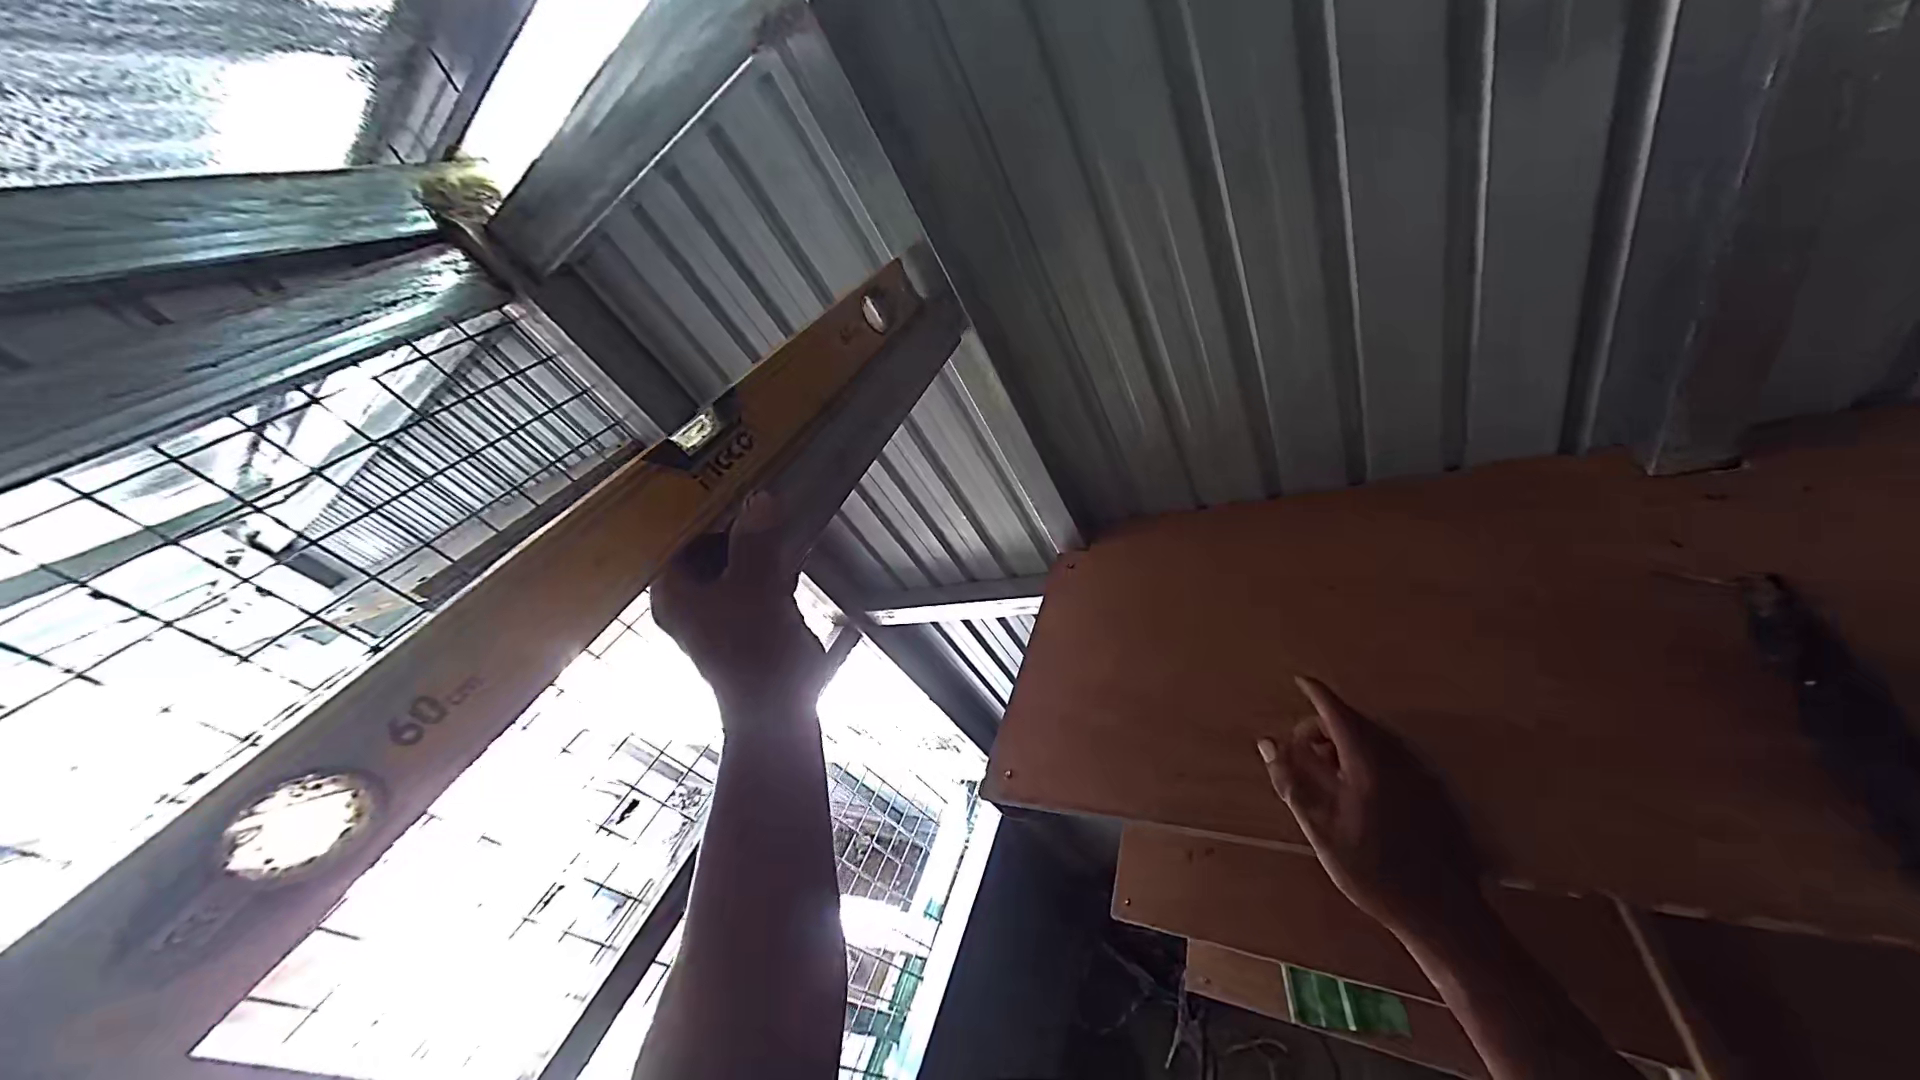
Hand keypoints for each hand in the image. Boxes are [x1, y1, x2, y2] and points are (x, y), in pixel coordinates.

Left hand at [653, 492, 825, 714]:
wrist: (779, 707)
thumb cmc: (754, 651)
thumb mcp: (756, 586)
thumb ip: (756, 541)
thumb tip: (761, 498)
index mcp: (673, 594)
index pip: (678, 537)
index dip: (702, 512)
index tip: (731, 486)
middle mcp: (689, 602)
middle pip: (707, 548)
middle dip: (735, 526)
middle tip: (760, 499)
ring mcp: (719, 613)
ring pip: (732, 564)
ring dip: (754, 544)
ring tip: (776, 517)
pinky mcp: (746, 622)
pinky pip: (753, 582)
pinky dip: (768, 565)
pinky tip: (789, 551)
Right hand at [1257, 677, 1483, 934]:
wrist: (1441, 913)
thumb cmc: (1372, 871)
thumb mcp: (1320, 829)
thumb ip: (1292, 781)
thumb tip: (1268, 743)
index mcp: (1367, 765)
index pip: (1337, 713)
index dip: (1316, 693)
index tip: (1299, 680)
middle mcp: (1397, 761)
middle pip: (1355, 723)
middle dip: (1323, 727)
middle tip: (1301, 753)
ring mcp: (1419, 776)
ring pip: (1374, 739)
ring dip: (1344, 743)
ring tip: (1325, 776)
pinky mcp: (1432, 793)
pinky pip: (1391, 757)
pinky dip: (1365, 758)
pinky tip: (1356, 790)